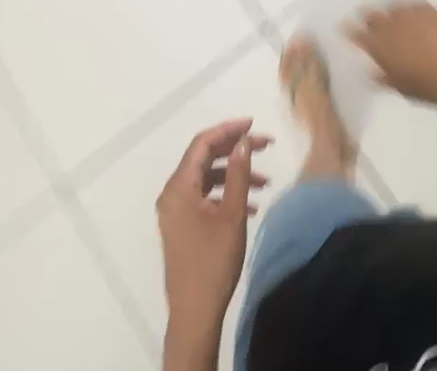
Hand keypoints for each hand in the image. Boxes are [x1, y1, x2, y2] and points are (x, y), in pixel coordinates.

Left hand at [156, 118, 270, 336]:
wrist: (194, 312)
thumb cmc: (213, 262)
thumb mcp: (232, 215)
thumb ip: (238, 175)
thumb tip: (243, 142)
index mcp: (179, 186)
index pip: (202, 143)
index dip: (228, 130)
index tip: (254, 125)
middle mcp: (172, 193)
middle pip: (203, 158)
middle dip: (234, 150)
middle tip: (265, 147)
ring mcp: (174, 210)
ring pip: (205, 179)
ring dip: (233, 174)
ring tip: (264, 182)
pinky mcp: (181, 225)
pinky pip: (203, 197)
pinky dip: (224, 194)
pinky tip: (250, 205)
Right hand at [351, 0, 436, 105]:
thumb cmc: (433, 87)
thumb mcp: (404, 89)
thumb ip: (385, 78)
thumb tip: (372, 73)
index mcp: (381, 46)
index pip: (357, 34)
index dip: (349, 31)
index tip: (344, 29)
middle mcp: (392, 26)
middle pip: (372, 15)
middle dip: (366, 18)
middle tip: (366, 24)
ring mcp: (412, 15)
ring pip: (390, 6)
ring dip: (386, 10)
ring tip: (387, 16)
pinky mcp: (431, 10)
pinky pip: (411, 3)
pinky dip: (406, 7)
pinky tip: (409, 12)